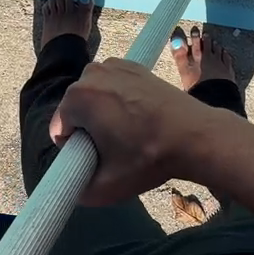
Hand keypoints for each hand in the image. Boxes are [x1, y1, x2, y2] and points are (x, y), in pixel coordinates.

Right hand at [50, 58, 224, 204]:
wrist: (193, 134)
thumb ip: (78, 190)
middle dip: (89, 128)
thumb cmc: (147, 158)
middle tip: (116, 146)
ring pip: (95, 96)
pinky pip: (113, 86)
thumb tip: (73, 187)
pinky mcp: (134, 65)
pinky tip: (139, 115)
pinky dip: (119, 99)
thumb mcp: (106, 188)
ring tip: (129, 131)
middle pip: (77, 110)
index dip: (76, 149)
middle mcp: (91, 73)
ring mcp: (115, 64)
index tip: (100, 157)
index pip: (60, 129)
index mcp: (77, 97)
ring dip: (103, 113)